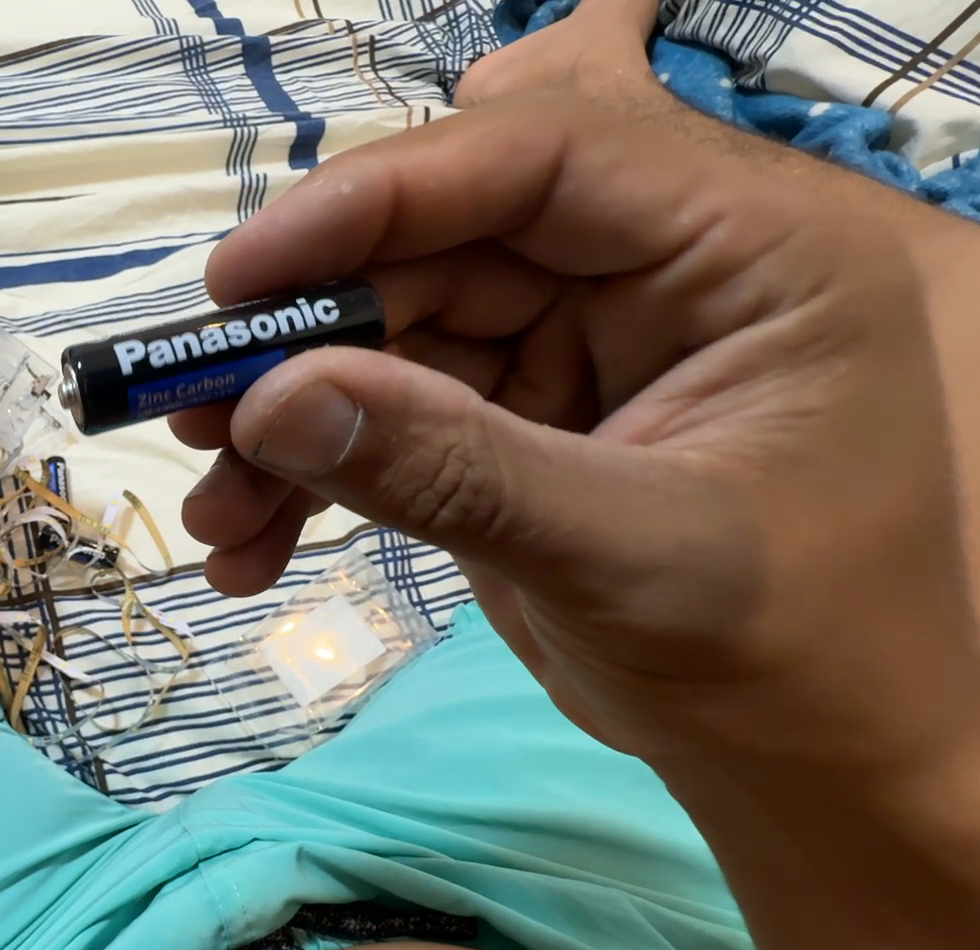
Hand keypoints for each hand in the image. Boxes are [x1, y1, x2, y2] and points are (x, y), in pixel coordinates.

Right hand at [172, 91, 979, 765]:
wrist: (788, 754)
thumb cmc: (774, 652)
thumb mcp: (618, 554)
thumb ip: (446, 470)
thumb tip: (268, 405)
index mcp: (731, 253)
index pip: (531, 165)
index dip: (368, 203)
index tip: (235, 281)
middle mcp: (628, 281)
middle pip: (418, 267)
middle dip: (293, 352)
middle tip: (191, 417)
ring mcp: (547, 356)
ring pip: (370, 356)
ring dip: (278, 438)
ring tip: (217, 517)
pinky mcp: (486, 427)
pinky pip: (369, 429)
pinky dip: (302, 488)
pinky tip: (252, 554)